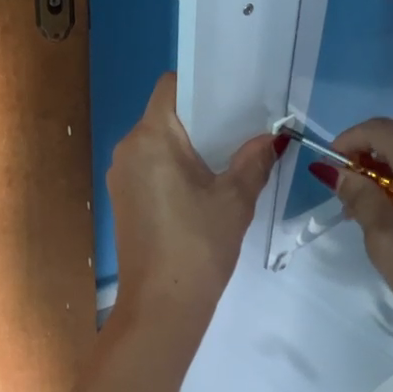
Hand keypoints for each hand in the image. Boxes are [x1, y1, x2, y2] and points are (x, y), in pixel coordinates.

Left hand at [108, 73, 277, 321]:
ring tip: (226, 156)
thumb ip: (253, 161)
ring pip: (156, 142)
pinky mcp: (122, 196)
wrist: (161, 306)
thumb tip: (272, 138)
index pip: (170, 88)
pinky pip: (149, 165)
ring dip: (187, 145)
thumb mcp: (234, 201)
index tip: (229, 94)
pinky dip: (173, 166)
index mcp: (151, 137)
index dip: (198, 85)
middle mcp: (128, 146)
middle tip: (239, 126)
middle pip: (164, 114)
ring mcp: (120, 173)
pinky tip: (201, 186)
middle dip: (199, 118)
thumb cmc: (198, 245)